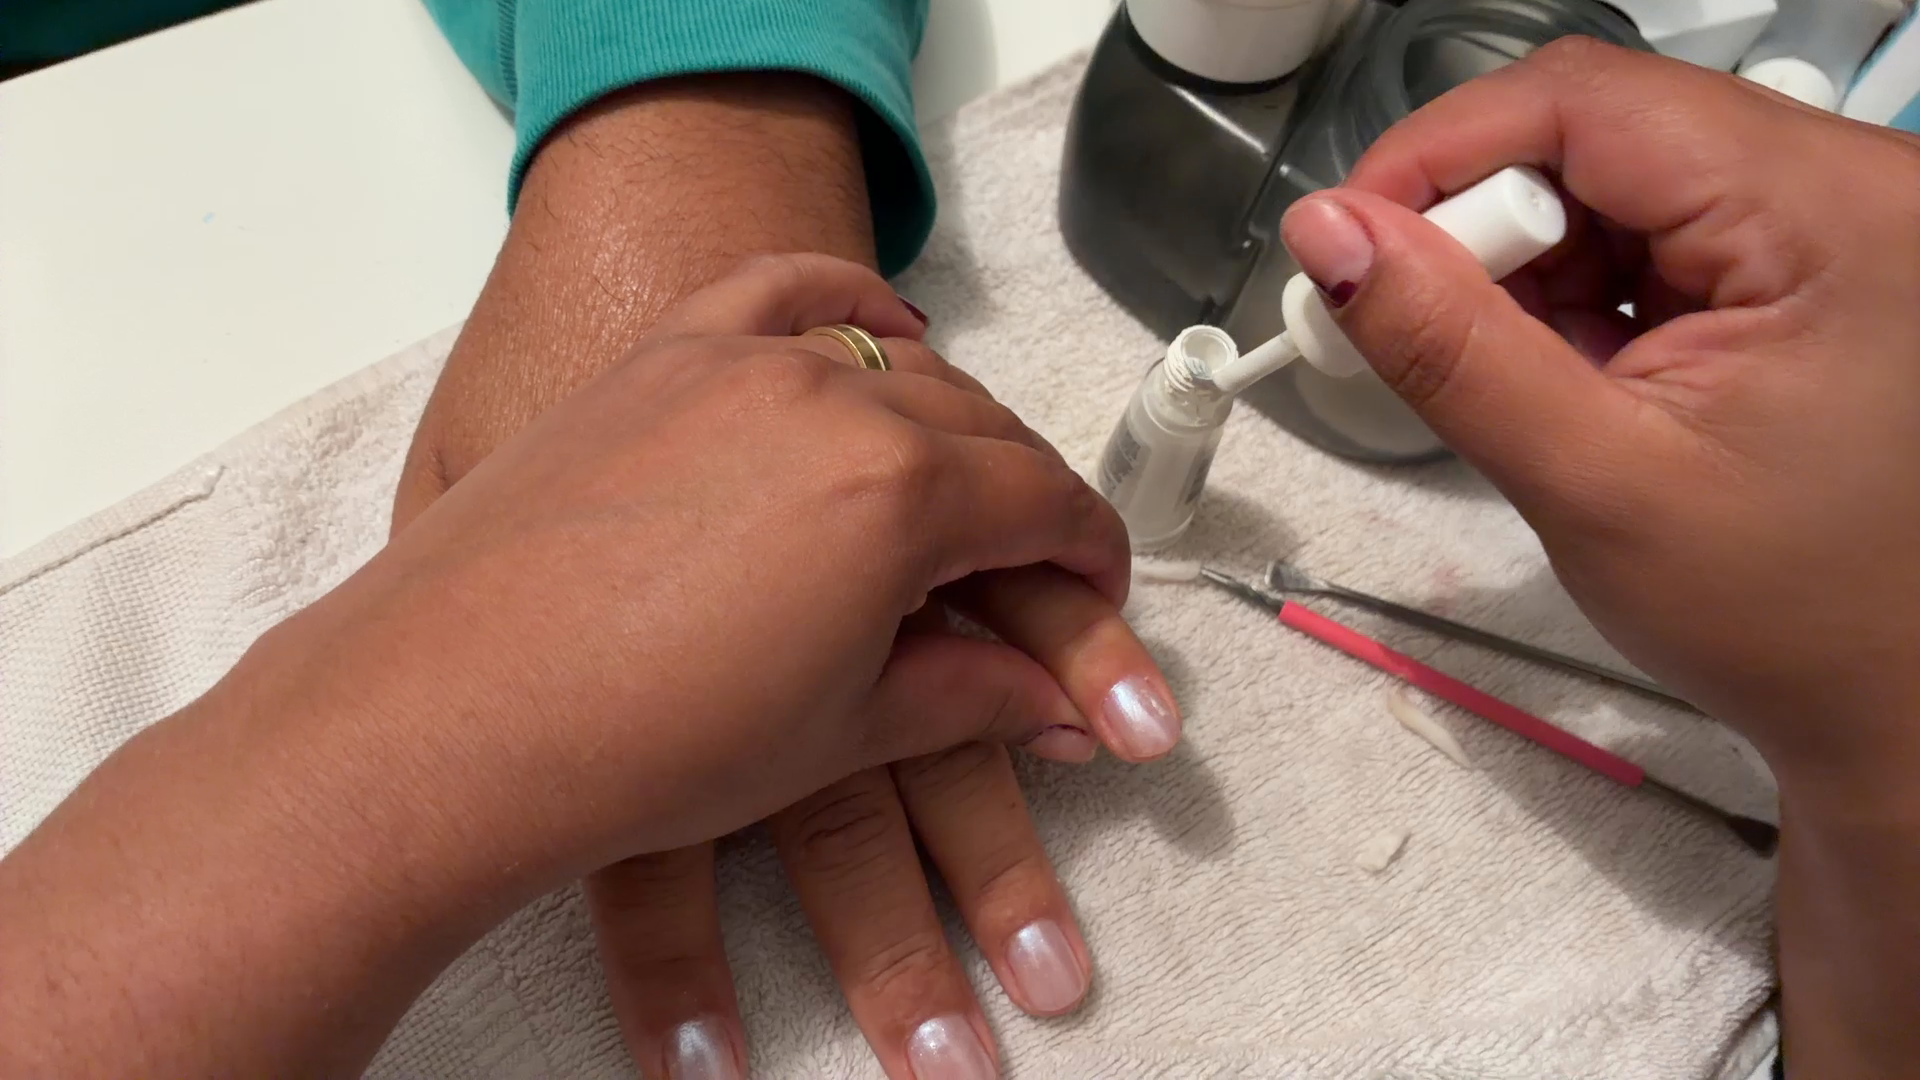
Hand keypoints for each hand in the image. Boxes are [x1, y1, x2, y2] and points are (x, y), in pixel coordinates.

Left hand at [343, 253, 1129, 871]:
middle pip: (988, 429)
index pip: (1045, 501)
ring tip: (963, 480)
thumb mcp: (848, 731)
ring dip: (957, 421)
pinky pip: (785, 288)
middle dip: (1033, 496)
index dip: (1092, 551)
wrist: (439, 727)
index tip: (1101, 588)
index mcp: (897, 496)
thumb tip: (1071, 711)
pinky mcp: (669, 352)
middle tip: (1039, 558)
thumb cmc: (656, 748)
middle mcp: (836, 398)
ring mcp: (743, 357)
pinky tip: (886, 330)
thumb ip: (978, 696)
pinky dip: (850, 300)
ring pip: (905, 365)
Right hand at [1276, 39, 1919, 1073]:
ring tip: (1512, 405)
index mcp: (1825, 203)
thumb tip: (1329, 243)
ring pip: (1594, 222)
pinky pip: (1622, 278)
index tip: (1336, 241)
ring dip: (1511, 299)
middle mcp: (1831, 198)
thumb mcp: (1589, 462)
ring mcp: (1805, 254)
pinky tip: (1558, 406)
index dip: (1434, 150)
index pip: (1576, 93)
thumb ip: (1449, 337)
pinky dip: (1556, 329)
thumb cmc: (1808, 606)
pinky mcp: (1771, 311)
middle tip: (1413, 349)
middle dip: (1466, 245)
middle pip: (1582, 153)